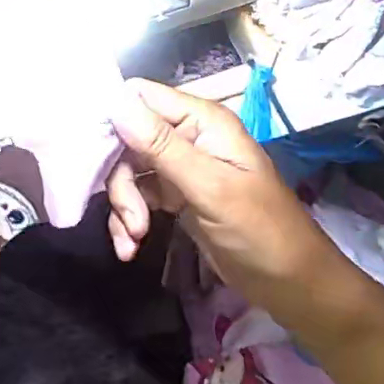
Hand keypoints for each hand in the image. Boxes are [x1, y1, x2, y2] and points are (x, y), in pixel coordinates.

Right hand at [106, 79, 342, 312]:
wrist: (293, 287)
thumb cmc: (262, 231)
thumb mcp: (210, 188)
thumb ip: (162, 146)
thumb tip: (115, 104)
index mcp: (202, 120)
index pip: (141, 96)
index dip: (112, 117)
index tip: (90, 150)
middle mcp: (188, 135)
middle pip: (128, 137)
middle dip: (120, 177)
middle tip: (129, 215)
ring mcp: (181, 166)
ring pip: (129, 169)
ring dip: (124, 204)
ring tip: (134, 237)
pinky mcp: (175, 194)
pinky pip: (138, 195)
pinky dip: (130, 219)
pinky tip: (130, 245)